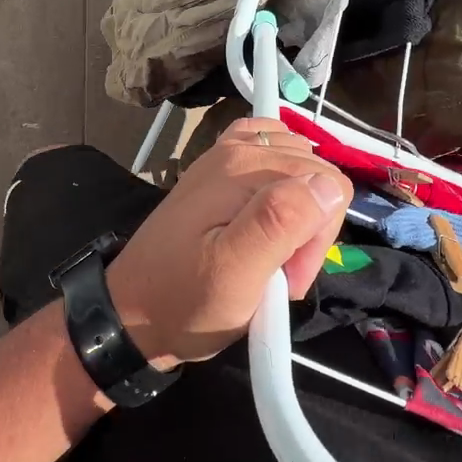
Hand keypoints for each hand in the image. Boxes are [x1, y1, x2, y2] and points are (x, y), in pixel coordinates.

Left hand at [106, 118, 352, 368]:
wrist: (131, 311)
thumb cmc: (185, 300)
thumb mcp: (236, 273)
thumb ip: (282, 222)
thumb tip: (327, 184)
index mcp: (243, 168)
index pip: (330, 185)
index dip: (320, 237)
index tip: (289, 275)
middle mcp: (237, 150)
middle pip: (316, 173)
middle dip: (309, 228)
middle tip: (276, 274)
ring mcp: (226, 156)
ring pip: (299, 167)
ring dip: (296, 212)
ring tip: (267, 253)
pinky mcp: (219, 170)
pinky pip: (271, 151)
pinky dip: (281, 183)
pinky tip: (267, 215)